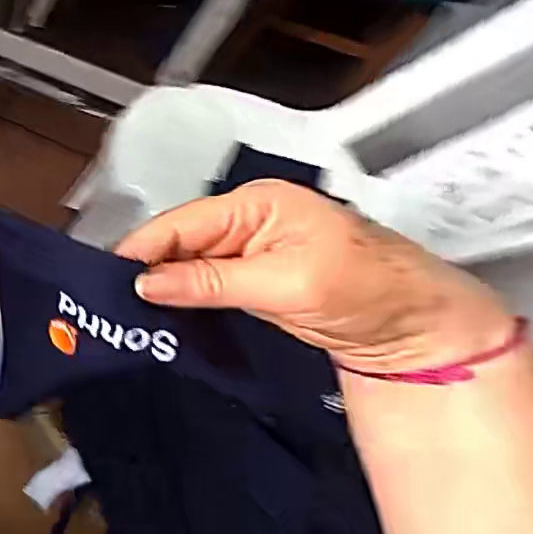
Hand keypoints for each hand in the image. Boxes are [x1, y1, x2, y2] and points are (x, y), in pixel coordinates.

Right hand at [114, 180, 512, 374]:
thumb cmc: (378, 291)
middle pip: (167, 242)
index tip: (112, 283)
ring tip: (134, 310)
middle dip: (143, 270)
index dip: (140, 253)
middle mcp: (239, 219)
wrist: (420, 330)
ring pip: (172, 263)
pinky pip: (187, 281)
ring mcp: (237, 247)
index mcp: (255, 203)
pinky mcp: (234, 273)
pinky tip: (159, 312)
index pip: (174, 224)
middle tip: (118, 302)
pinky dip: (172, 296)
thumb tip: (145, 283)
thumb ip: (209, 281)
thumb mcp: (286, 285)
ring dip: (156, 286)